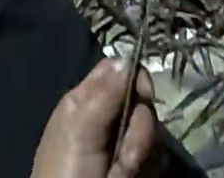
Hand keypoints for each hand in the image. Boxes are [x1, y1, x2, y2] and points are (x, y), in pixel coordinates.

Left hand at [29, 58, 158, 177]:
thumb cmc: (67, 176)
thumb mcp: (80, 130)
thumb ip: (104, 94)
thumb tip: (128, 57)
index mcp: (86, 101)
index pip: (118, 70)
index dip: (135, 77)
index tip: (143, 95)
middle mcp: (107, 120)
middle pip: (141, 103)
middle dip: (140, 131)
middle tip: (126, 158)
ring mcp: (121, 148)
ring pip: (152, 134)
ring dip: (142, 157)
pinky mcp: (135, 173)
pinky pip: (156, 161)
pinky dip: (148, 173)